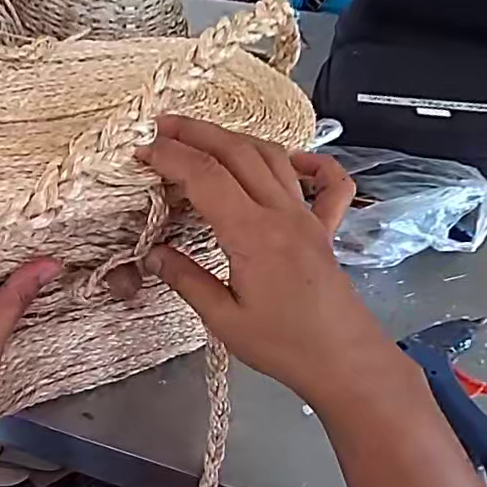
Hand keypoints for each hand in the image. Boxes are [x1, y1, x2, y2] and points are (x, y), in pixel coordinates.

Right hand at [136, 116, 404, 411]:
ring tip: (205, 134)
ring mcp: (308, 218)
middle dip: (197, 132)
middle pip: (238, 153)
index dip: (171, 157)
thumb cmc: (283, 346)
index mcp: (252, 235)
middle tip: (163, 124)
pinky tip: (293, 160)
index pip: (205, 178)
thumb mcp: (223, 319)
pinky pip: (328, 185)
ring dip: (236, 139)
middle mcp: (282, 215)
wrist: (344, 361)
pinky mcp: (325, 231)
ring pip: (273, 158)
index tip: (142, 151)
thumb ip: (187, 280)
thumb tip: (155, 254)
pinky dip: (312, 163)